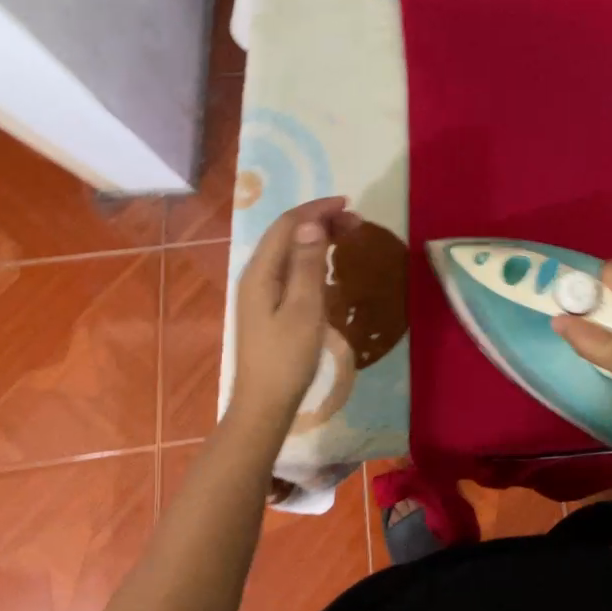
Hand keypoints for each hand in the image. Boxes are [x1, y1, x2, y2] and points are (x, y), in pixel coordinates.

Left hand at [228, 197, 359, 429]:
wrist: (264, 405)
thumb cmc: (287, 358)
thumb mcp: (305, 309)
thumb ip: (308, 264)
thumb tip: (312, 224)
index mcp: (260, 272)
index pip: (287, 225)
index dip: (317, 210)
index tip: (349, 206)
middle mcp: (255, 275)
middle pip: (286, 234)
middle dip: (319, 220)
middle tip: (355, 222)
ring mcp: (259, 291)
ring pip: (288, 249)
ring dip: (316, 236)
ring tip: (346, 234)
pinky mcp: (267, 306)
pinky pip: (289, 266)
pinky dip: (310, 255)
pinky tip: (327, 262)